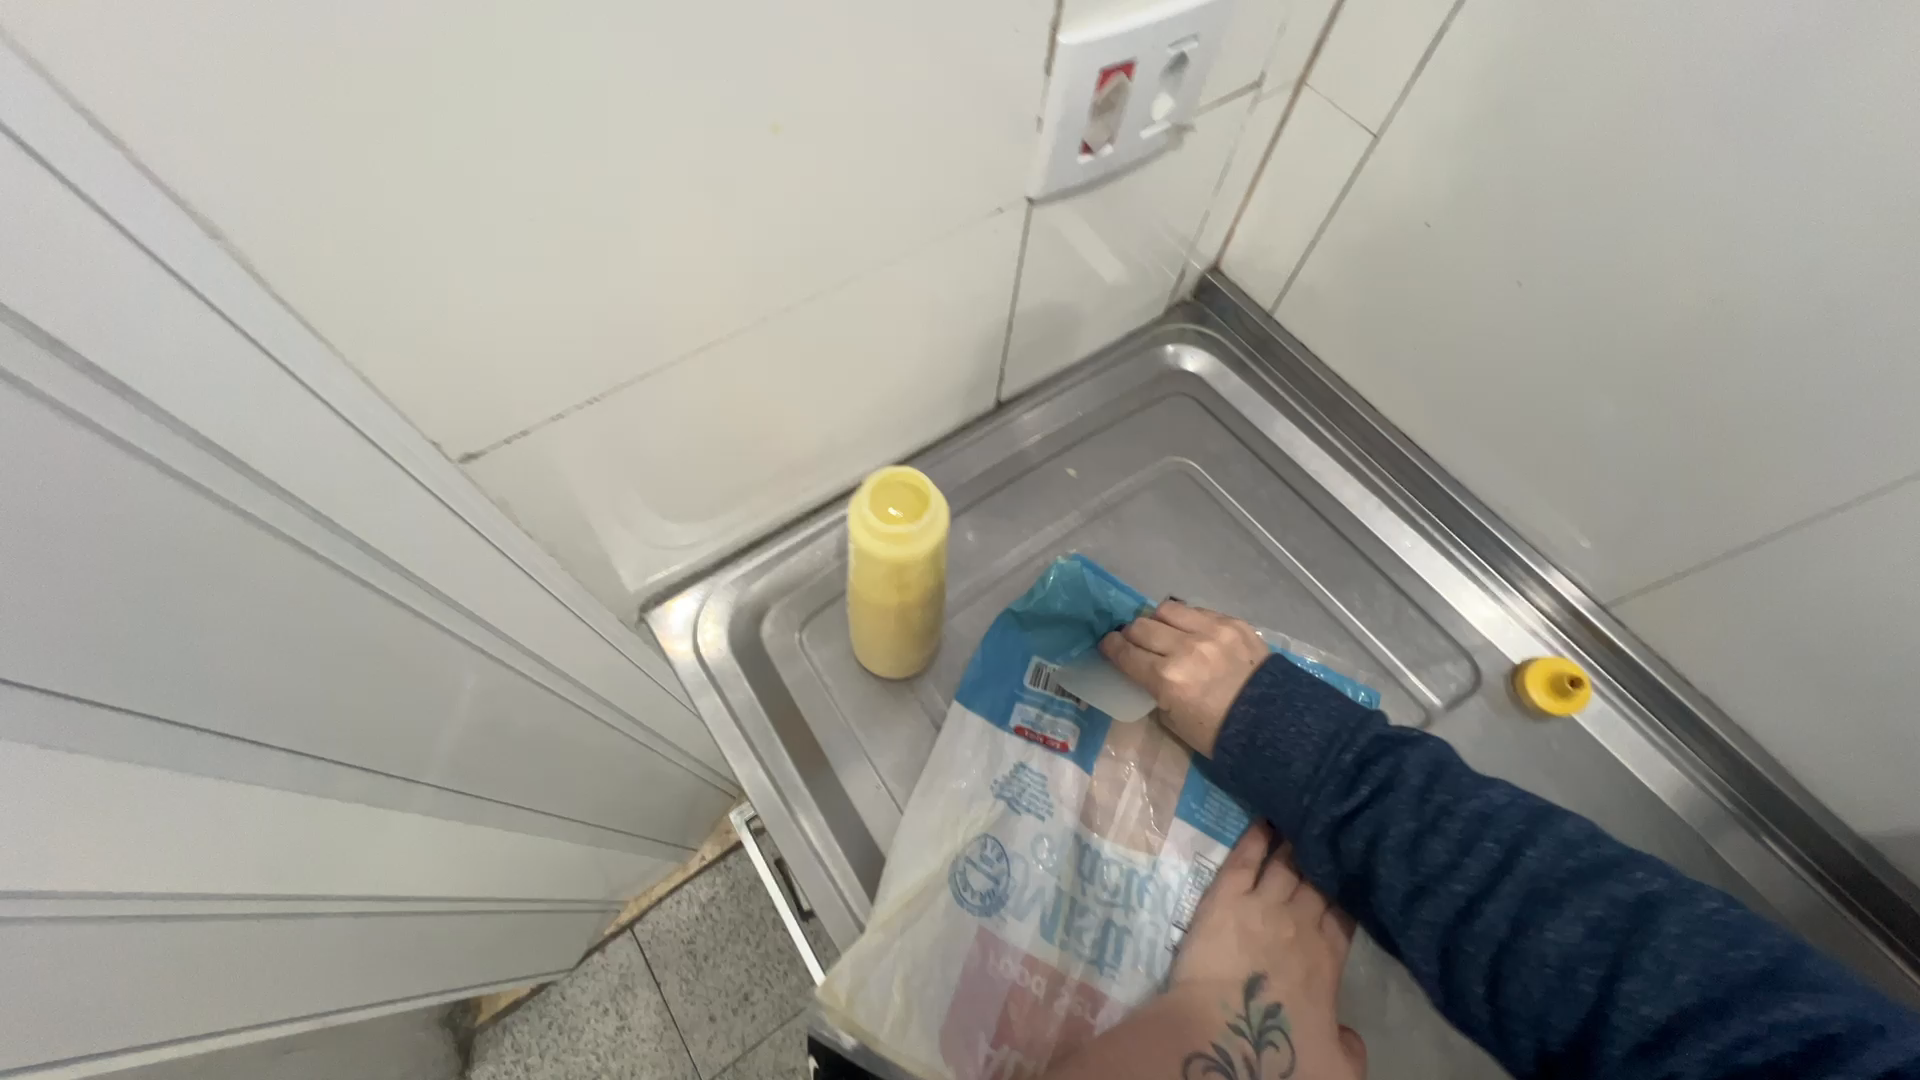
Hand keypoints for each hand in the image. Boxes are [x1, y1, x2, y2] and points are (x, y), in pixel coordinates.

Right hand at [1099, 600, 1266, 755]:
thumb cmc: (1219, 734)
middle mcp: (1185, 649)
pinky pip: (1198, 610)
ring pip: (1167, 609)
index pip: (1124, 653)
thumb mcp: (1174, 722)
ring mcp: (1211, 632)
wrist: (1275, 726)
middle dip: (1131, 634)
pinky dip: (1188, 620)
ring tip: (1164, 632)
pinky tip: (1193, 633)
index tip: (1107, 645)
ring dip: (1158, 621)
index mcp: (1167, 679)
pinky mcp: (1233, 623)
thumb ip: (1155, 691)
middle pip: (1140, 626)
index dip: (1110, 647)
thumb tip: (1145, 672)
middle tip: (1135, 642)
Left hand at [1169, 822, 1364, 1079]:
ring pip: (1284, 863)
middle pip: (1316, 880)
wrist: (1223, 1039)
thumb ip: (1348, 1047)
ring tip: (1300, 815)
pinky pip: (1243, 859)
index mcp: (1327, 960)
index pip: (1343, 915)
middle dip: (1322, 857)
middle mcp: (1299, 923)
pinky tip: (1262, 818)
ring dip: (1293, 841)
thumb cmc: (1278, 1056)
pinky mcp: (1224, 896)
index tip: (1349, 874)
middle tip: (1327, 831)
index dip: (1346, 893)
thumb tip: (1348, 1033)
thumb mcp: (1335, 1067)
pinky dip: (1255, 836)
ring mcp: (1261, 904)